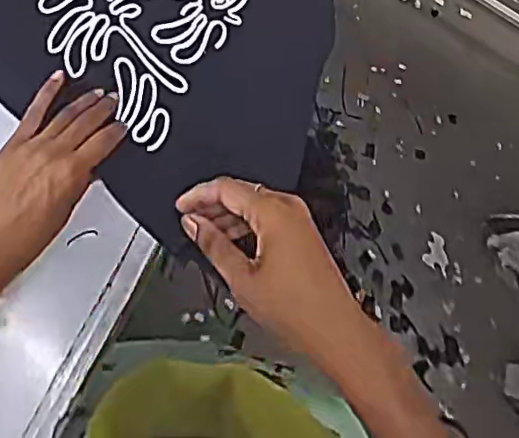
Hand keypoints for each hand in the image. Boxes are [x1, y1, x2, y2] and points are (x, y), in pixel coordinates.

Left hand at [0, 72, 125, 320]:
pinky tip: (57, 79)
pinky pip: (35, 110)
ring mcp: (32, 145)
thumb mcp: (63, 214)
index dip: (116, 131)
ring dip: (84, 100)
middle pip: (86, 123)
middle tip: (115, 99)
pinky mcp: (14, 142)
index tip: (123, 125)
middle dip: (104, 109)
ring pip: (65, 114)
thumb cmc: (21, 240)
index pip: (102, 143)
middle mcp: (53, 154)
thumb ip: (79, 185)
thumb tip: (89, 170)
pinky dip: (48, 91)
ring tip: (97, 92)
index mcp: (70, 173)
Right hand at [176, 177, 365, 362]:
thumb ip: (213, 245)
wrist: (336, 331)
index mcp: (273, 210)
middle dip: (211, 205)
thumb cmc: (299, 310)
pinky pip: (267, 216)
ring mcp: (298, 218)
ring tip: (206, 235)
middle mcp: (288, 206)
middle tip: (190, 220)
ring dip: (228, 216)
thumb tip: (194, 225)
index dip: (198, 194)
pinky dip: (246, 224)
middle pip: (240, 192)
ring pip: (253, 204)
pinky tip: (232, 243)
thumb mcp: (242, 278)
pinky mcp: (302, 231)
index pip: (225, 187)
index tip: (181, 204)